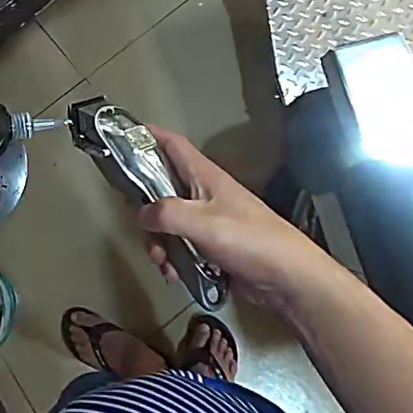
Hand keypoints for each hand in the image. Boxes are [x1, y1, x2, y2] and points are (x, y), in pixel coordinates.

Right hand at [137, 126, 348, 311]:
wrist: (289, 277)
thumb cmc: (249, 240)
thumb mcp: (201, 222)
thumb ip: (165, 214)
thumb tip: (139, 213)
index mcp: (204, 175)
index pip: (172, 144)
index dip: (148, 135)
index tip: (123, 137)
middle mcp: (204, 192)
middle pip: (161, 188)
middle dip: (145, 210)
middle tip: (142, 229)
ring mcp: (209, 219)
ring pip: (168, 222)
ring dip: (158, 242)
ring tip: (163, 264)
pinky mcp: (212, 245)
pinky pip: (181, 245)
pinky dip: (173, 259)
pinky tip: (175, 275)